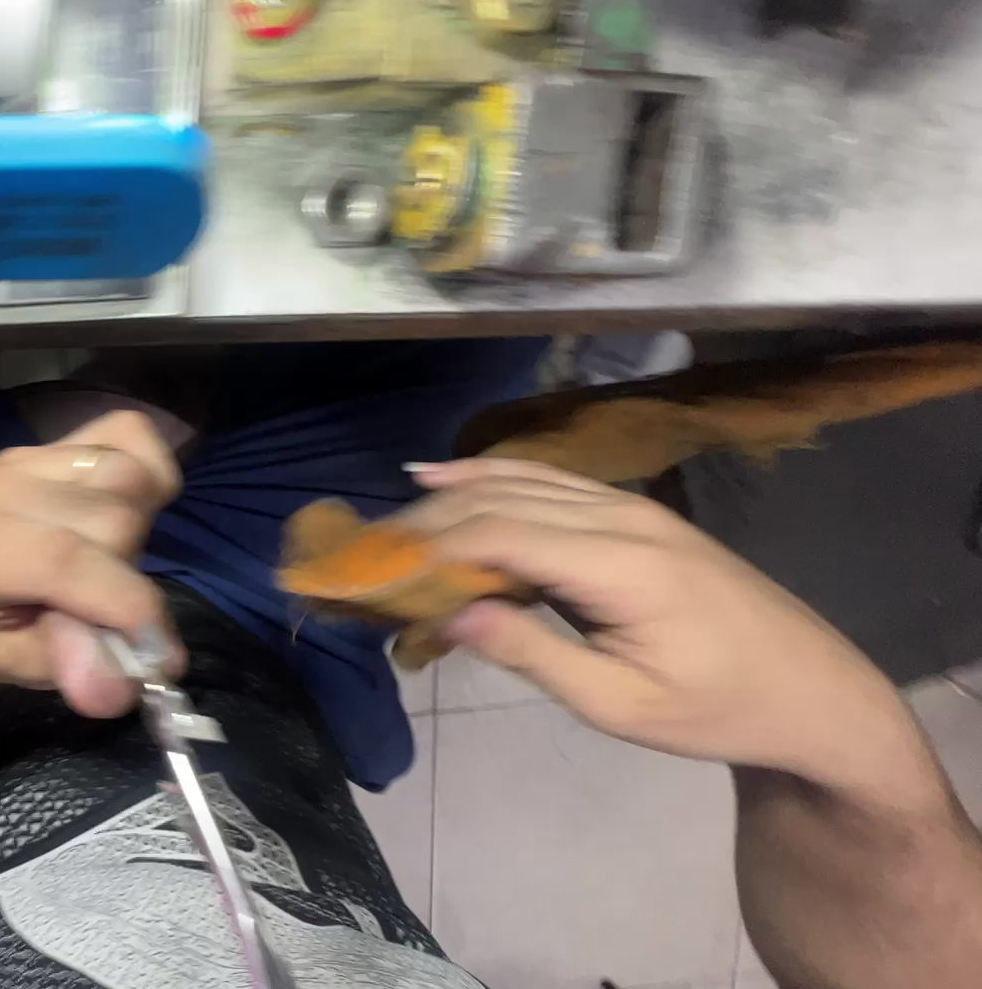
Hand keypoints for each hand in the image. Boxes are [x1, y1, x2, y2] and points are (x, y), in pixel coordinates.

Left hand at [0, 410, 184, 717]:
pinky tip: (123, 509)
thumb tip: (125, 679)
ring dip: (137, 526)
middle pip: (109, 515)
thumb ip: (73, 666)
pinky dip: (146, 473)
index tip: (161, 652)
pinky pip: (127, 433)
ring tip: (106, 561)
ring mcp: (19, 456)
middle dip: (128, 574)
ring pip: (124, 473)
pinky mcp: (52, 438)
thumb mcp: (26, 669)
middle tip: (109, 608)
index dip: (126, 604)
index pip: (61, 558)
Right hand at [403, 458, 939, 802]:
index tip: (375, 569)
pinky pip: (541, 478)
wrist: (818, 695)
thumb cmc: (715, 710)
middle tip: (367, 552)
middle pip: (496, 499)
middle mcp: (620, 518)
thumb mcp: (621, 705)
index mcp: (622, 567)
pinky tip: (439, 475)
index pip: (499, 534)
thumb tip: (447, 615)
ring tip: (389, 524)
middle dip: (423, 521)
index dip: (429, 545)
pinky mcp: (627, 509)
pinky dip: (483, 474)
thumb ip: (533, 654)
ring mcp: (626, 506)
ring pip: (513, 481)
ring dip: (443, 499)